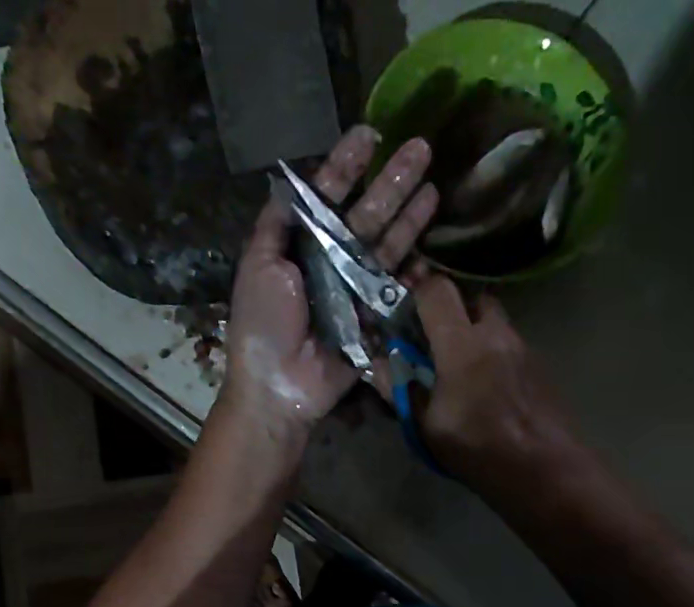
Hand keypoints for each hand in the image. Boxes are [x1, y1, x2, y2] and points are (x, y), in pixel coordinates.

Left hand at [220, 125, 439, 430]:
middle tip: (421, 148)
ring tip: (434, 183)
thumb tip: (292, 183)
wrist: (280, 383)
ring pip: (386, 244)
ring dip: (410, 215)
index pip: (327, 195)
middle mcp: (330, 259)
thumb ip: (278, 224)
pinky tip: (431, 242)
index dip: (346, 165)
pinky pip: (397, 286)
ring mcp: (355, 287)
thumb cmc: (263, 323)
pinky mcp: (374, 315)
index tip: (369, 135)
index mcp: (300, 244)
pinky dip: (415, 267)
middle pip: (366, 214)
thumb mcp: (259, 264)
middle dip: (391, 181)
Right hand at [410, 273, 579, 485]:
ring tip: (462, 371)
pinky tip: (488, 388)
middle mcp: (496, 335)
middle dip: (451, 312)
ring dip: (475, 334)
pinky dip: (494, 355)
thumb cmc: (480, 450)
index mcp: (462, 345)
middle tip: (435, 342)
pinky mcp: (540, 366)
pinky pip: (510, 345)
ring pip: (494, 322)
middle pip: (471, 299)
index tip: (406, 314)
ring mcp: (523, 348)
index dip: (417, 292)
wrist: (546, 471)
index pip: (437, 290)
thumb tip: (379, 365)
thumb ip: (400, 389)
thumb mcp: (428, 427)